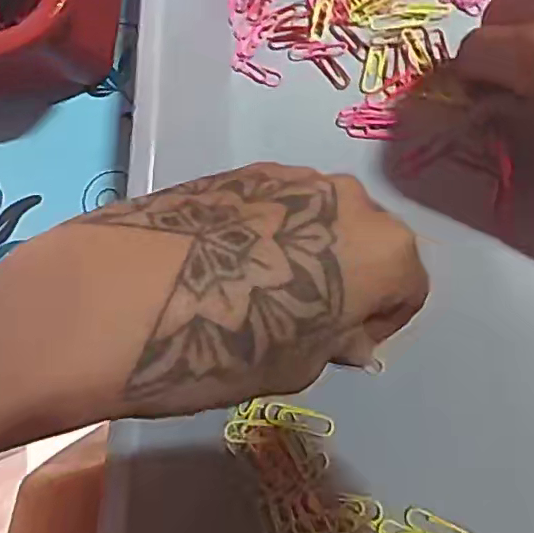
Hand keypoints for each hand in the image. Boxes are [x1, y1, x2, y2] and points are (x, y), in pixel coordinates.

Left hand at [0, 163, 427, 426]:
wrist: (122, 291)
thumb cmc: (228, 342)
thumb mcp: (298, 365)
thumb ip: (336, 340)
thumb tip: (345, 332)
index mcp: (382, 247)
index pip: (411, 285)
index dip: (383, 320)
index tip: (344, 343)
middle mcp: (346, 197)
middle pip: (369, 240)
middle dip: (351, 277)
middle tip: (305, 316)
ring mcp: (290, 174)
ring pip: (322, 216)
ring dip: (311, 248)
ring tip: (259, 285)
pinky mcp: (242, 167)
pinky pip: (279, 202)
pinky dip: (272, 229)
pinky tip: (225, 260)